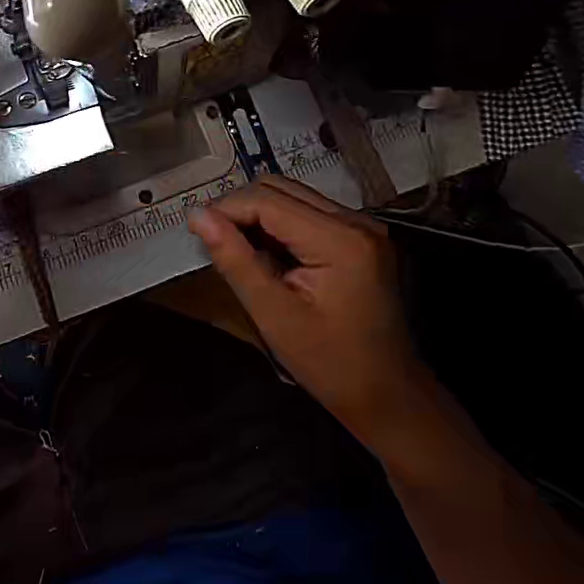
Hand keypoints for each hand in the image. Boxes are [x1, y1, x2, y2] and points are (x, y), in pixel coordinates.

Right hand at [188, 176, 425, 443]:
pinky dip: (277, 224)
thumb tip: (198, 216)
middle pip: (279, 188)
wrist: (387, 395)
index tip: (196, 233)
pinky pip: (306, 211)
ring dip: (257, 215)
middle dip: (240, 208)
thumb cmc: (329, 363)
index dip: (226, 210)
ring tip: (238, 250)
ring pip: (291, 195)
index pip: (267, 201)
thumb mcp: (273, 314)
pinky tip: (266, 254)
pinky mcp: (358, 235)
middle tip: (216, 242)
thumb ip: (235, 260)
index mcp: (340, 240)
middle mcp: (355, 220)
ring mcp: (361, 225)